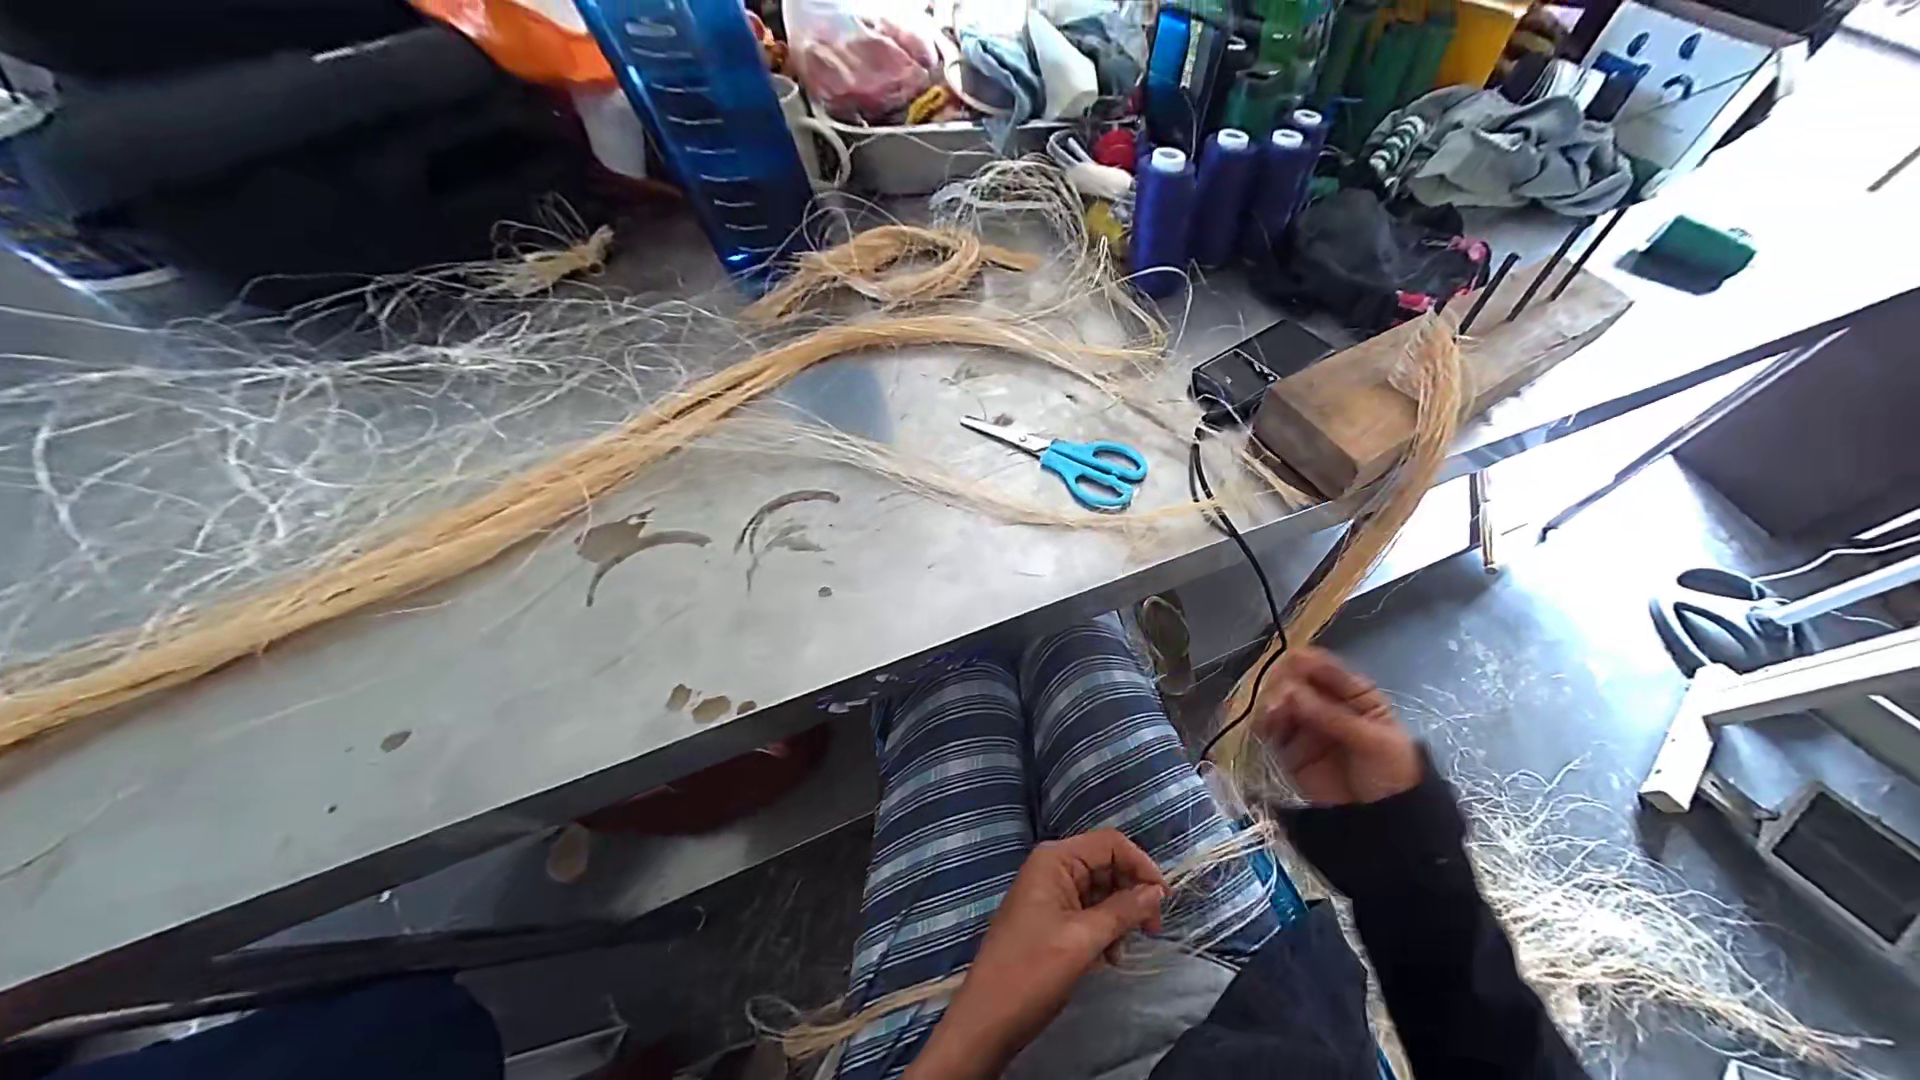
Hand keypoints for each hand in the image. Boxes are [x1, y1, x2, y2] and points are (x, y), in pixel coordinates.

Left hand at [905, 829, 1165, 1079]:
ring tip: (1119, 952)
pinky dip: (1105, 929)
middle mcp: (1053, 866)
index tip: (1163, 900)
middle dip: (1132, 894)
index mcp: (1055, 858)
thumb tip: (1156, 891)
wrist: (989, 1016)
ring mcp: (1051, 891)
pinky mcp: (1052, 916)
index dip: (1140, 865)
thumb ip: (1122, 910)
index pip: (1110, 842)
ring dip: (1119, 917)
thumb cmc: (1032, 970)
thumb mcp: (1083, 939)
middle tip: (1150, 931)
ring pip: (1102, 890)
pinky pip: (1090, 910)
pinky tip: (1108, 957)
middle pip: (1107, 864)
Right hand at [1252, 647, 1421, 804]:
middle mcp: (1324, 704)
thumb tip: (1288, 690)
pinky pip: (1269, 728)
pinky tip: (1263, 725)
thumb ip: (1331, 715)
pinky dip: (1261, 723)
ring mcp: (1305, 725)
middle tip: (1281, 697)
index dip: (1307, 663)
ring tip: (1272, 713)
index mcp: (1353, 694)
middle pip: (1295, 681)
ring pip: (1278, 702)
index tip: (1289, 663)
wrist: (1384, 824)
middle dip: (1283, 684)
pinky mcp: (1288, 747)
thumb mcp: (1372, 741)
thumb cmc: (1390, 774)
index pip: (1325, 668)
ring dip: (1270, 702)